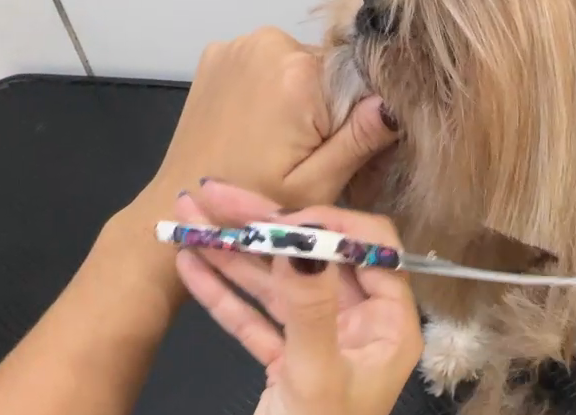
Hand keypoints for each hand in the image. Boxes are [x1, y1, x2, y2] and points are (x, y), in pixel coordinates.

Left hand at [130, 28, 397, 230]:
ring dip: (297, 106)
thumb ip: (357, 142)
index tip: (336, 153)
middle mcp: (268, 43)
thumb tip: (392, 106)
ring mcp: (238, 46)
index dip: (353, 120)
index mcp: (297, 73)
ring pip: (296, 70)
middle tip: (305, 159)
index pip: (355, 78)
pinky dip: (269, 98)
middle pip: (324, 71)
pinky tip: (259, 135)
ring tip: (279, 150)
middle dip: (324, 112)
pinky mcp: (219, 56)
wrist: (182, 207)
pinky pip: (264, 70)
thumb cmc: (250, 209)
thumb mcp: (316, 187)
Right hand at [172, 181, 421, 414]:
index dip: (327, 223)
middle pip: (314, 258)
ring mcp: (320, 341)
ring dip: (234, 254)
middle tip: (209, 194)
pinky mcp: (287, 360)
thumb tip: (300, 236)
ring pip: (278, 284)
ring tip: (184, 218)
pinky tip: (189, 263)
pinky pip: (257, 316)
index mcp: (388, 325)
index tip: (277, 215)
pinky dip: (226, 293)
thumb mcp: (313, 374)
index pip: (370, 248)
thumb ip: (308, 305)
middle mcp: (359, 325)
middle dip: (263, 227)